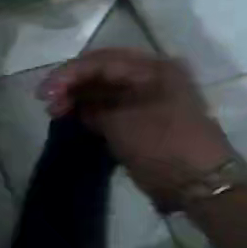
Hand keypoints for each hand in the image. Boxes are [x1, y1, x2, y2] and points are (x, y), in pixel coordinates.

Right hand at [37, 48, 234, 204]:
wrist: (203, 186)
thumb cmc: (163, 146)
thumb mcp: (122, 124)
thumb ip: (94, 110)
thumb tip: (79, 108)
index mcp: (153, 68)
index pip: (101, 61)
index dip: (68, 74)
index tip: (43, 94)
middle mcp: (154, 77)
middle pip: (104, 73)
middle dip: (73, 84)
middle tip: (47, 103)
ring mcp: (152, 100)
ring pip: (108, 91)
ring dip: (81, 98)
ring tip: (56, 112)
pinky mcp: (149, 122)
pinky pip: (115, 109)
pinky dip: (94, 112)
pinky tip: (75, 120)